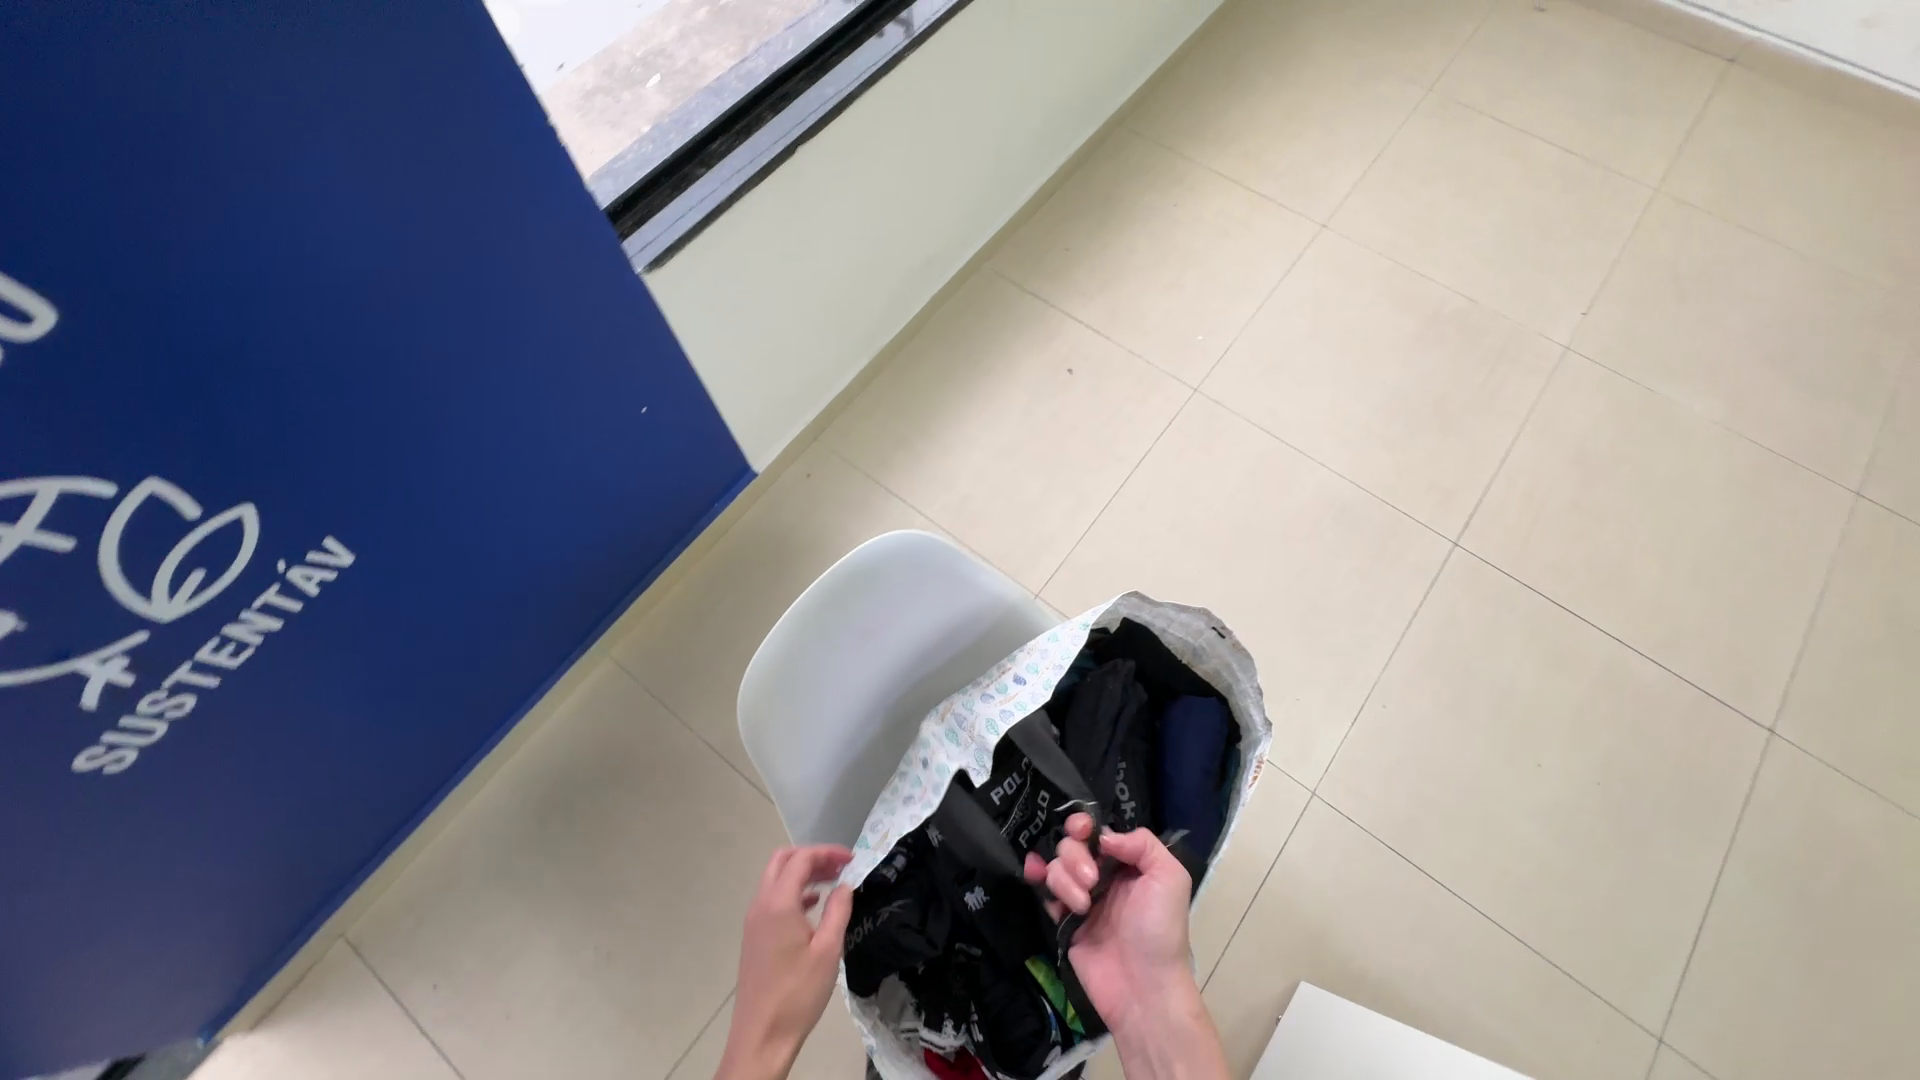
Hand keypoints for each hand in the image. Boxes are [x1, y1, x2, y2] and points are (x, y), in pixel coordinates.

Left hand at [719, 845, 854, 1079]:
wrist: (761, 1037)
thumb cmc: (798, 994)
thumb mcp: (828, 950)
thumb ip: (838, 910)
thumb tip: (844, 885)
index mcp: (778, 903)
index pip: (801, 859)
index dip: (827, 853)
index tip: (852, 859)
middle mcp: (761, 905)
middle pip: (782, 861)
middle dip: (812, 857)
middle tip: (839, 867)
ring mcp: (754, 922)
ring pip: (775, 879)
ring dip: (802, 873)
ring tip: (832, 883)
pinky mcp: (754, 937)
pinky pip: (772, 899)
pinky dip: (793, 892)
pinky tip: (814, 907)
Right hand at [1022, 813, 1192, 1034]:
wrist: (1143, 988)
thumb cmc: (1160, 930)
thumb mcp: (1169, 877)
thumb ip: (1142, 843)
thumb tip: (1102, 836)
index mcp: (1128, 863)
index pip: (1097, 831)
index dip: (1083, 825)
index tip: (1082, 832)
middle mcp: (1103, 875)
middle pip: (1071, 844)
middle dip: (1075, 856)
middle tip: (1091, 881)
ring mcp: (1081, 897)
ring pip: (1056, 866)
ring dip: (1064, 879)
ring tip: (1083, 906)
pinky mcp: (1064, 920)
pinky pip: (1044, 891)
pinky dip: (1038, 881)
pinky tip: (1038, 879)